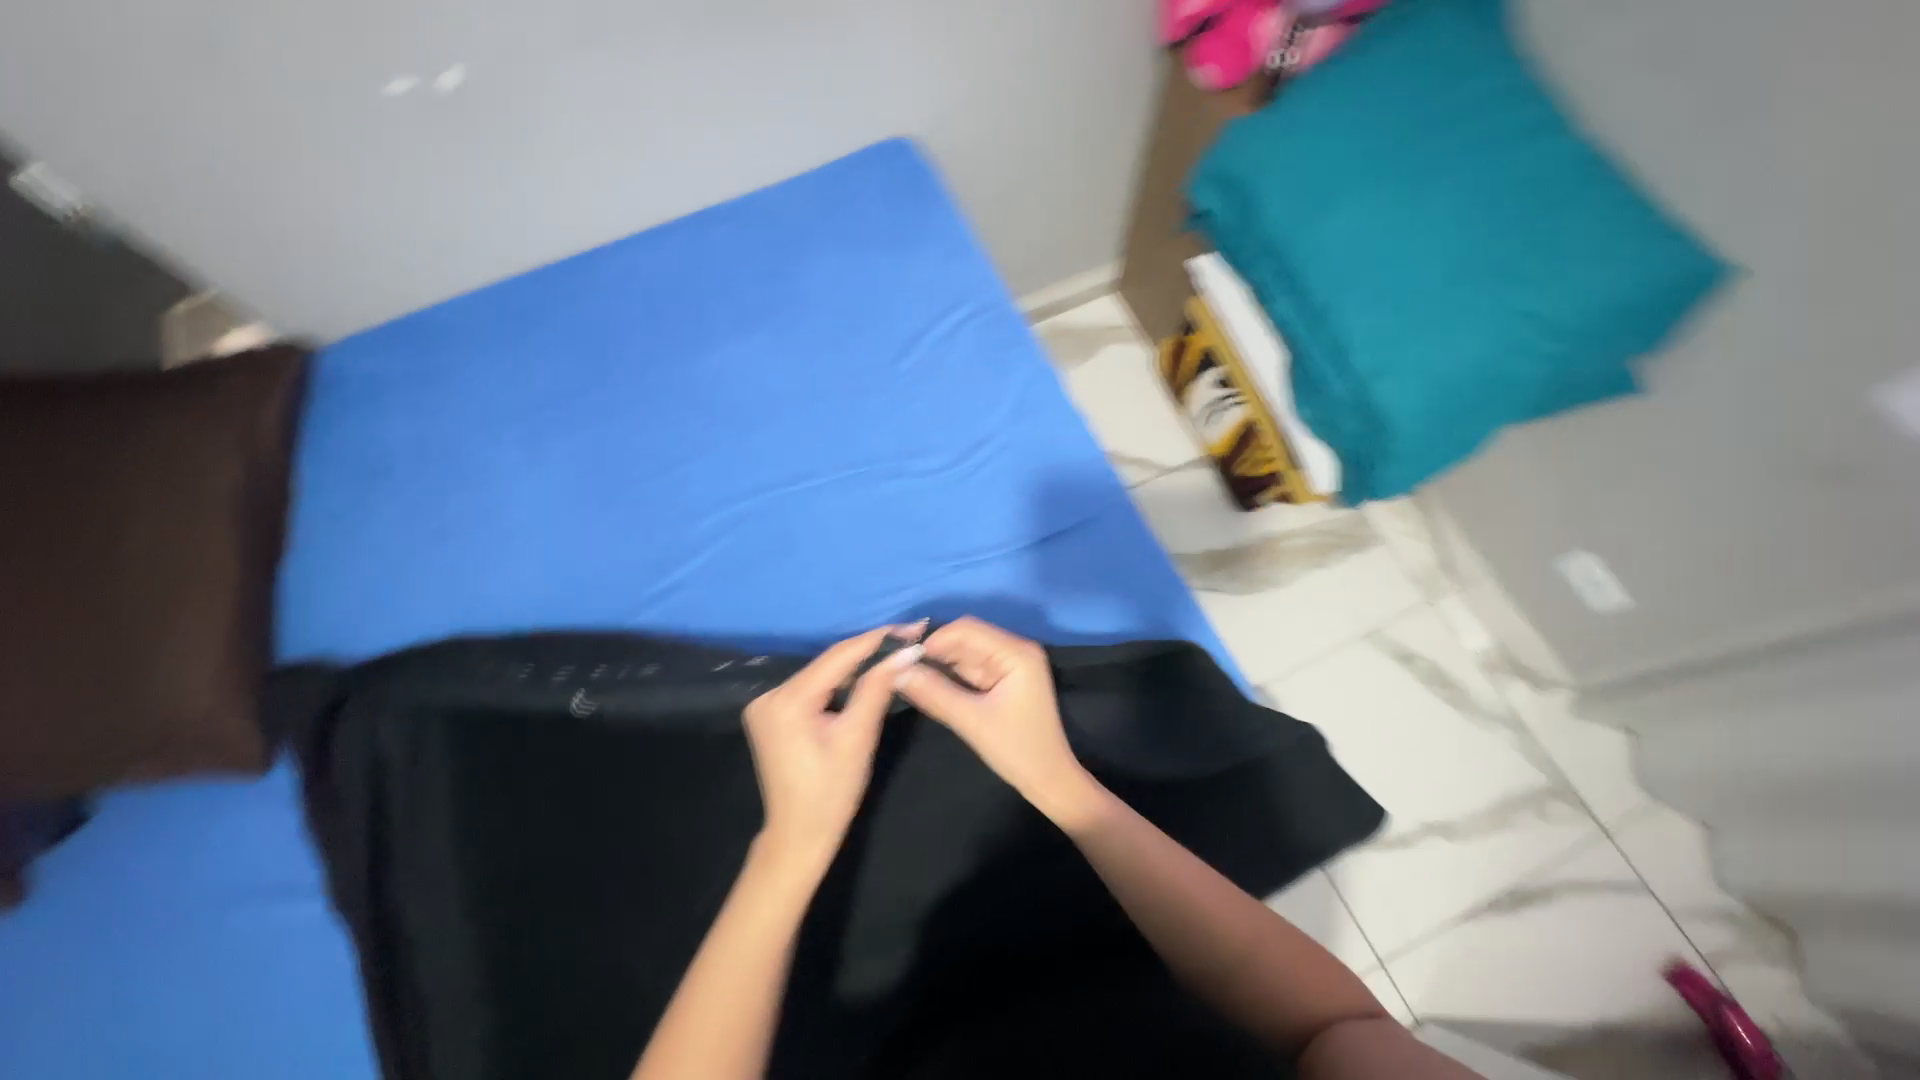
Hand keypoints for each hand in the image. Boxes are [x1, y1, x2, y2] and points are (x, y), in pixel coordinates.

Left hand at [743, 624, 925, 872]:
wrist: (799, 835)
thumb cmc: (831, 792)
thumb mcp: (858, 737)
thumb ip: (878, 687)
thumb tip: (908, 650)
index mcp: (786, 700)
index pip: (839, 657)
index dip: (878, 639)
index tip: (913, 627)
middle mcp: (768, 694)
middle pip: (828, 664)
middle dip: (868, 652)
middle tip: (909, 639)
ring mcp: (765, 704)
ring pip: (821, 674)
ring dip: (855, 667)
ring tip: (894, 653)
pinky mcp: (770, 715)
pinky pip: (811, 689)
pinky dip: (838, 684)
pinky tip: (864, 677)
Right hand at [892, 617, 1100, 822]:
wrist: (1049, 780)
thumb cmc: (1017, 750)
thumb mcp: (972, 721)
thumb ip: (935, 693)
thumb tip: (896, 671)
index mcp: (1016, 652)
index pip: (967, 630)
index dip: (933, 640)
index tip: (901, 658)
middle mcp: (1014, 650)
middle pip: (965, 638)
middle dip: (933, 651)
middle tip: (898, 668)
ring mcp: (1009, 664)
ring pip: (964, 653)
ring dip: (938, 663)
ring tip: (905, 675)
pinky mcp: (1002, 680)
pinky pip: (969, 669)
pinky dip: (948, 675)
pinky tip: (925, 684)